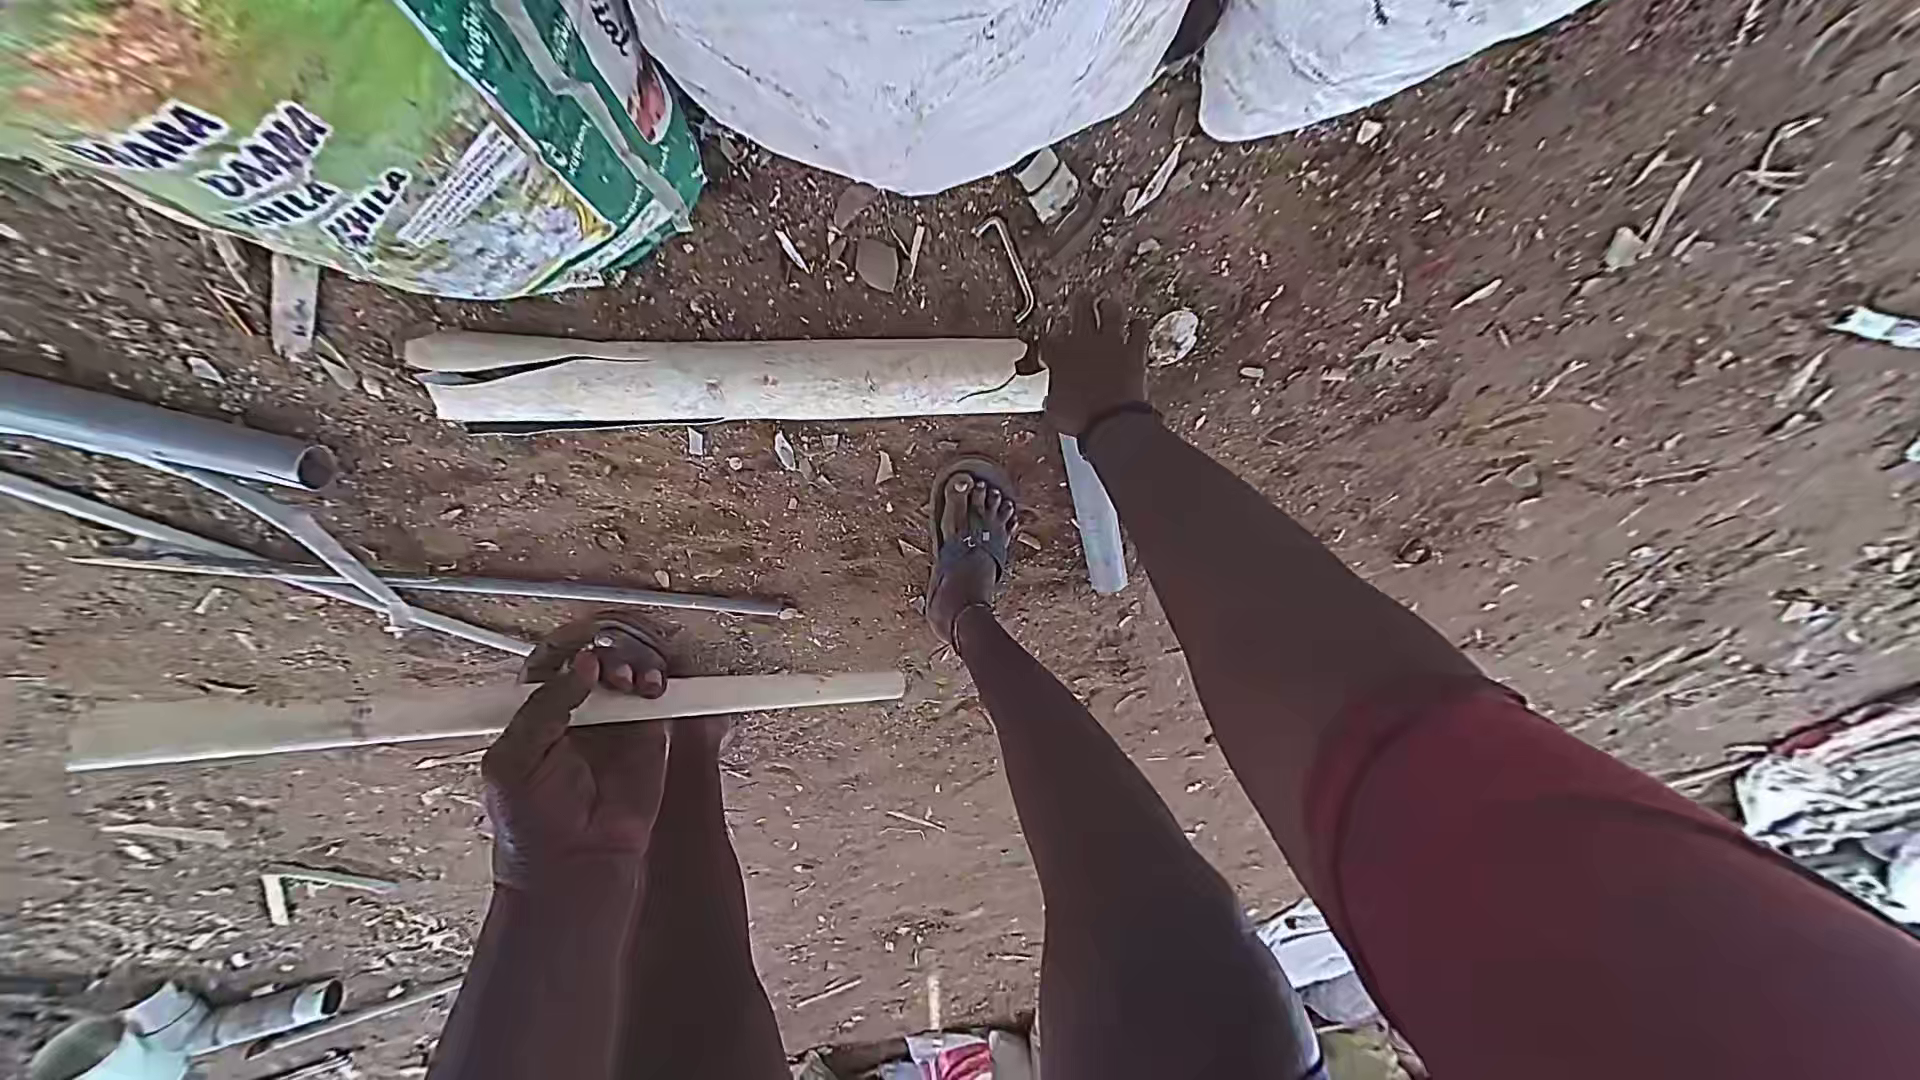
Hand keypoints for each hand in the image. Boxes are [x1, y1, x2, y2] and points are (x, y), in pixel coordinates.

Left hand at [481, 646, 668, 891]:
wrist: (578, 862)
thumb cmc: (532, 824)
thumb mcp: (513, 762)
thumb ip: (542, 708)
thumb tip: (581, 666)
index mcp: (537, 715)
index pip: (553, 665)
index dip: (568, 648)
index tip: (582, 642)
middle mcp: (579, 713)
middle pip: (598, 662)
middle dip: (608, 655)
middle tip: (609, 669)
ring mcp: (616, 722)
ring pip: (631, 674)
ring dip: (635, 666)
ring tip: (632, 682)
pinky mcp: (649, 734)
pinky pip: (659, 698)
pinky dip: (660, 685)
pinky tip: (653, 690)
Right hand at [1039, 295, 1149, 437]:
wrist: (1111, 423)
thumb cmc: (1081, 419)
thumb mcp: (1055, 411)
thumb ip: (1053, 398)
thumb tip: (1051, 401)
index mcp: (1060, 356)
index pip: (1049, 337)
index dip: (1049, 336)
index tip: (1051, 337)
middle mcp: (1085, 343)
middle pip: (1080, 310)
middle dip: (1080, 302)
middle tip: (1081, 298)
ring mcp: (1111, 344)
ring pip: (1111, 311)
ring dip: (1108, 307)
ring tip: (1108, 304)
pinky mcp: (1134, 351)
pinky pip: (1139, 329)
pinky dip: (1137, 325)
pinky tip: (1137, 323)